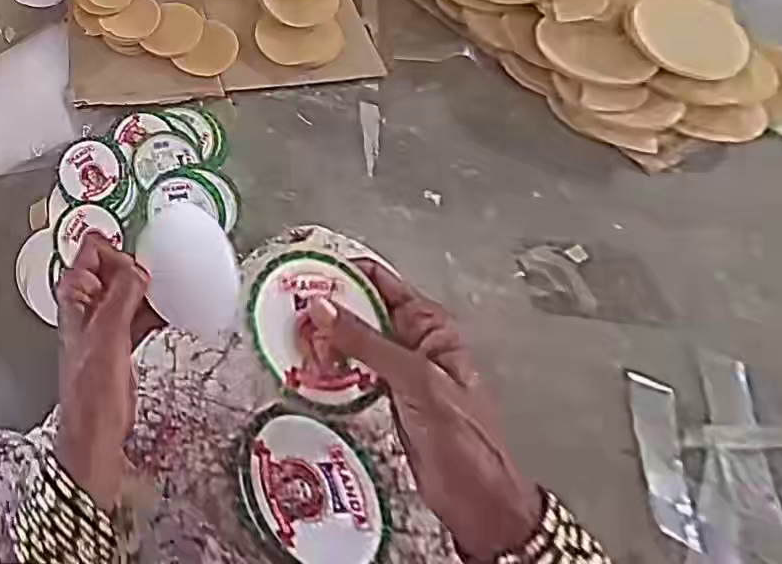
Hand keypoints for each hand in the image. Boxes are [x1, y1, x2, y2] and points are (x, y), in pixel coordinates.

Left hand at [54, 234, 158, 508]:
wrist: (96, 432)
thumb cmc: (91, 390)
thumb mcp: (108, 333)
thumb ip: (123, 294)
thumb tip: (138, 268)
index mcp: (75, 292)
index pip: (94, 246)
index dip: (117, 249)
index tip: (138, 261)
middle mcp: (87, 301)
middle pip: (115, 264)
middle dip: (136, 268)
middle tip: (152, 282)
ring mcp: (104, 319)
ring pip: (130, 287)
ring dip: (148, 288)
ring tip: (166, 293)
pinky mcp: (120, 336)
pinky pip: (140, 309)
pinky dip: (154, 308)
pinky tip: (169, 312)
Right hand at [305, 260, 540, 561]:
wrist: (479, 506)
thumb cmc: (467, 441)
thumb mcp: (415, 380)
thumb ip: (366, 342)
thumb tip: (323, 306)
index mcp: (426, 323)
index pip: (377, 279)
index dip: (342, 274)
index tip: (310, 277)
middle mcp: (408, 338)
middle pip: (356, 306)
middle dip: (327, 311)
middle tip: (301, 320)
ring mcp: (394, 365)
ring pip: (348, 337)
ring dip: (325, 341)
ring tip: (307, 350)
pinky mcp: (381, 391)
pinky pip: (347, 366)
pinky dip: (328, 366)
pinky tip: (315, 371)